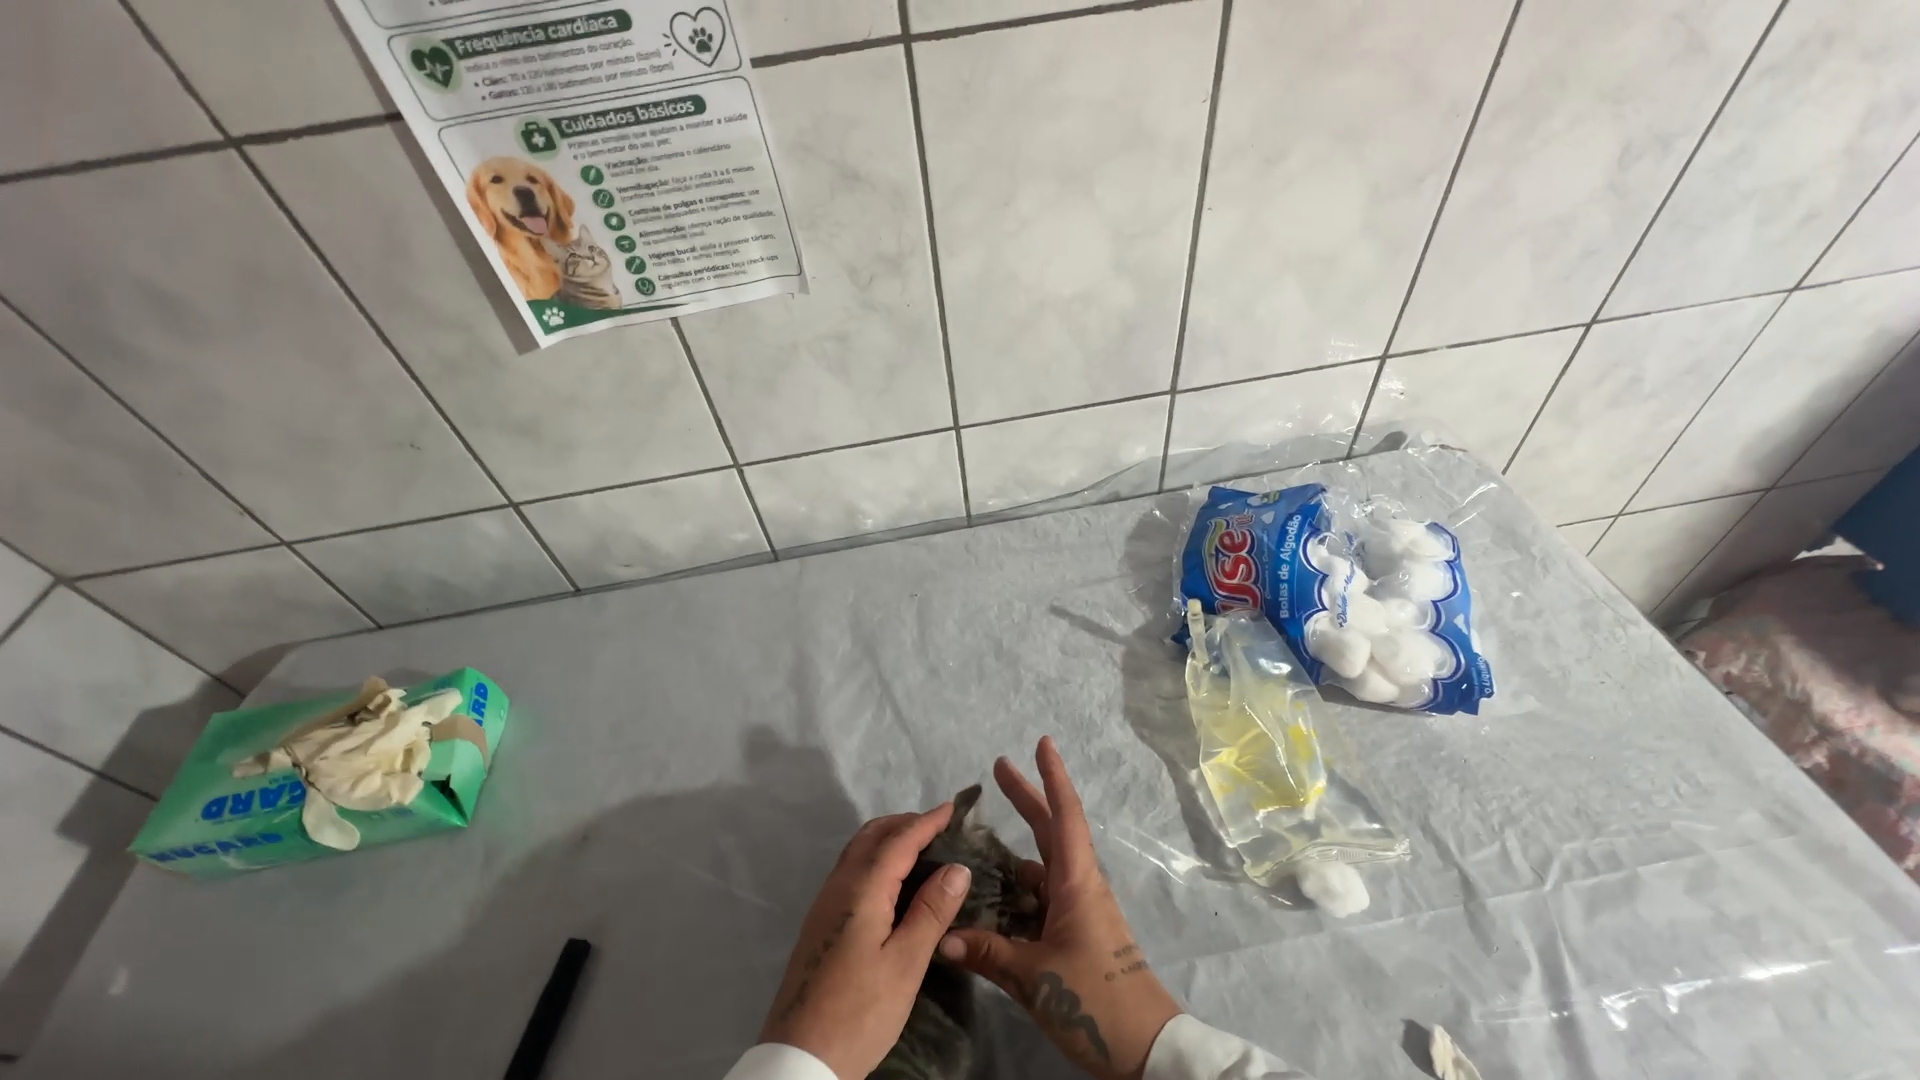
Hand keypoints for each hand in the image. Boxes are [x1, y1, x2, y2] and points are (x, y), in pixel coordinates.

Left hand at [760, 803, 973, 1079]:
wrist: (801, 1058)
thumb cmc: (860, 1010)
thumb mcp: (905, 964)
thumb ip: (931, 912)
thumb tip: (957, 868)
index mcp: (860, 890)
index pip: (898, 841)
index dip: (926, 823)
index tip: (953, 808)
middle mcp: (838, 887)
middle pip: (872, 837)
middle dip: (905, 824)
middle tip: (939, 827)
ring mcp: (825, 905)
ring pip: (858, 853)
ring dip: (888, 841)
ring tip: (922, 849)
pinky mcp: (821, 925)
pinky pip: (852, 872)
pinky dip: (876, 861)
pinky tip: (894, 883)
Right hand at [938, 738, 1181, 1079]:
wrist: (1147, 1051)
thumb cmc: (1095, 1001)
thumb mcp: (1035, 978)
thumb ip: (988, 953)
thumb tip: (942, 938)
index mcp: (1077, 884)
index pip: (1064, 817)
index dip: (1051, 778)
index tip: (1041, 743)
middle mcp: (1080, 889)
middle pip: (1052, 831)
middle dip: (1026, 799)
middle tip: (997, 769)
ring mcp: (1081, 913)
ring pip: (1042, 871)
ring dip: (1014, 855)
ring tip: (975, 849)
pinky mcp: (1078, 938)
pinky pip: (1041, 903)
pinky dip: (1016, 895)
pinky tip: (989, 905)